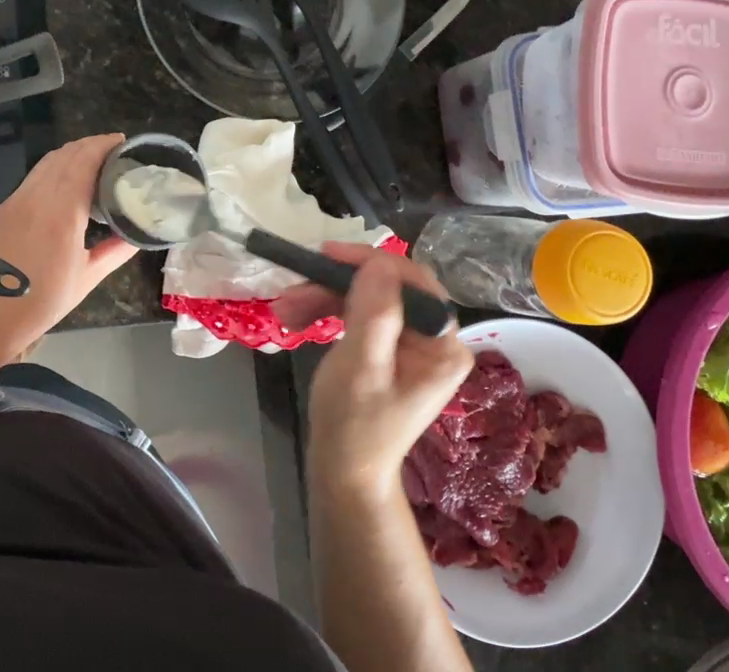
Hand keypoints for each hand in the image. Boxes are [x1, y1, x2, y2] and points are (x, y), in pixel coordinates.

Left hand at [0, 133, 138, 351]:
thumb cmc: (44, 300)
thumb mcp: (88, 277)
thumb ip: (115, 251)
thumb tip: (136, 235)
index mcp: (63, 212)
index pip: (84, 162)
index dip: (103, 146)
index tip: (122, 141)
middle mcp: (37, 197)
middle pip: (64, 155)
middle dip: (89, 145)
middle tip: (112, 149)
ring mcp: (17, 200)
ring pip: (45, 163)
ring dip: (70, 154)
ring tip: (92, 160)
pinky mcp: (4, 208)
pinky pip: (33, 178)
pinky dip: (53, 169)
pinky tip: (64, 182)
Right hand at [276, 243, 472, 504]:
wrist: (345, 472)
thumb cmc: (353, 423)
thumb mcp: (360, 366)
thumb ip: (374, 312)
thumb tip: (377, 261)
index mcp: (442, 346)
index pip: (413, 283)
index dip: (369, 263)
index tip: (325, 255)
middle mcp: (434, 341)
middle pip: (386, 289)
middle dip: (336, 286)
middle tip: (292, 293)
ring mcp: (411, 347)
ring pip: (367, 300)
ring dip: (324, 298)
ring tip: (285, 312)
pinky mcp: (389, 353)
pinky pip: (360, 317)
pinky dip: (328, 313)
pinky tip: (300, 320)